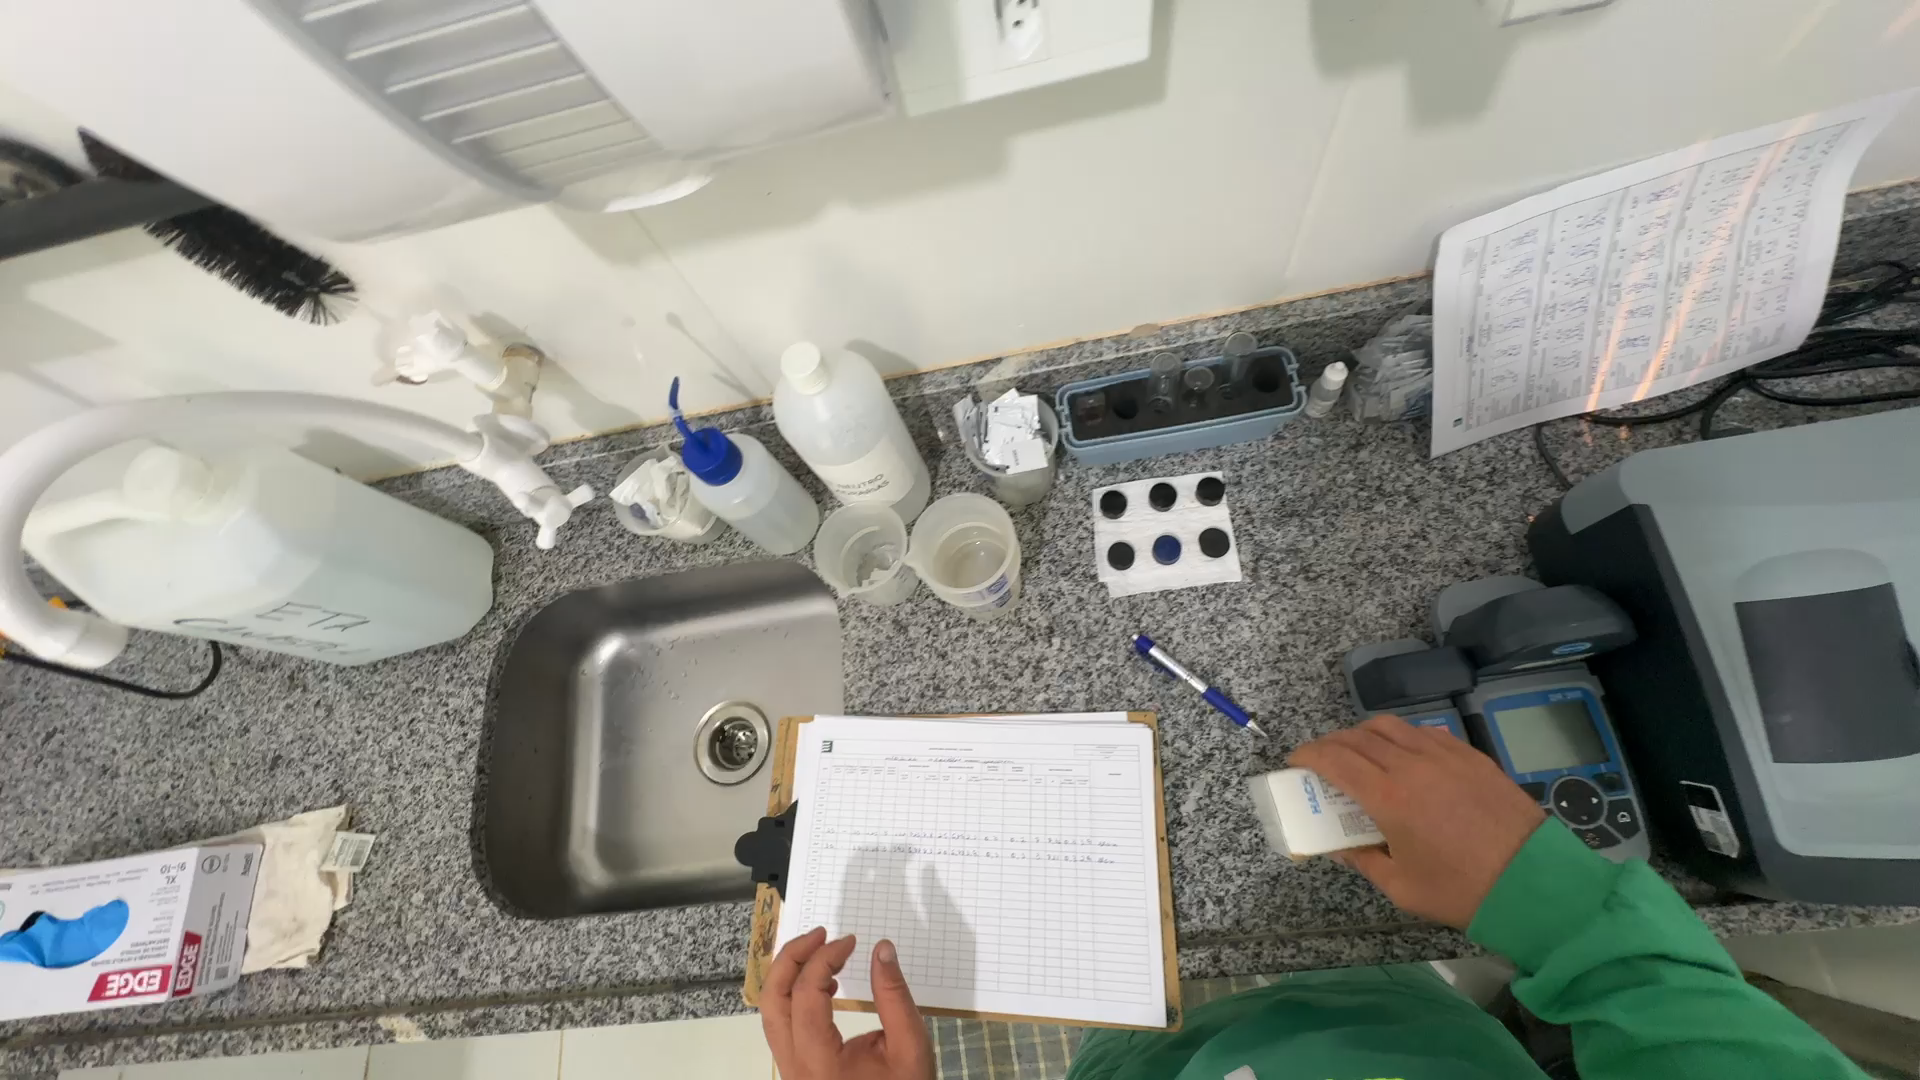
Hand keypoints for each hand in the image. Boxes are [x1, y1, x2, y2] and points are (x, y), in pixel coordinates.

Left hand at [761, 927, 934, 1079]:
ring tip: (821, 950)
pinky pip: (781, 1023)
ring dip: (790, 973)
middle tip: (822, 933)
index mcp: (821, 1065)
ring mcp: (790, 1071)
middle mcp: (794, 1070)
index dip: (824, 958)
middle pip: (772, 1002)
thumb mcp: (910, 1045)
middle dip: (792, 958)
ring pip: (770, 1013)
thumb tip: (882, 947)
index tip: (851, 940)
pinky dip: (794, 993)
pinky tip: (824, 983)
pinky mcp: (795, 1069)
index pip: (806, 996)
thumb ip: (894, 995)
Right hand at [1290, 714, 1545, 928]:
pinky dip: (1400, 737)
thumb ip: (1362, 861)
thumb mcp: (1402, 887)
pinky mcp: (1469, 755)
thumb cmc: (1464, 891)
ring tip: (1360, 752)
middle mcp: (1410, 766)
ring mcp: (1442, 756)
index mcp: (1387, 797)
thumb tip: (1338, 845)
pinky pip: (1422, 732)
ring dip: (1362, 734)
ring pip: (1387, 726)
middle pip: (1354, 737)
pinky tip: (1403, 756)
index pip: (1332, 758)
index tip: (1295, 762)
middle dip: (1329, 744)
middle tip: (1321, 760)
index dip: (1307, 754)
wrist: (1540, 886)